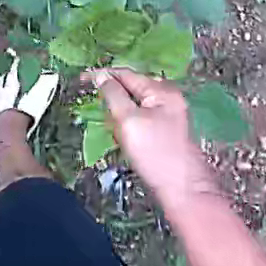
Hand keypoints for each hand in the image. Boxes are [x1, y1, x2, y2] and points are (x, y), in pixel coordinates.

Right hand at [89, 68, 221, 207]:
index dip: (102, 75)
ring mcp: (171, 114)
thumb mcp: (128, 119)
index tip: (82, 79)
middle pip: (132, 87)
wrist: (184, 191)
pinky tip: (125, 135)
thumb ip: (113, 93)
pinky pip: (143, 117)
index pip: (125, 74)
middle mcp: (169, 97)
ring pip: (136, 103)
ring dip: (121, 111)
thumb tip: (101, 76)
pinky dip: (130, 122)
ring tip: (112, 126)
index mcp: (161, 90)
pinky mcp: (168, 130)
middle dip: (113, 95)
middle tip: (97, 107)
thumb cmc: (154, 153)